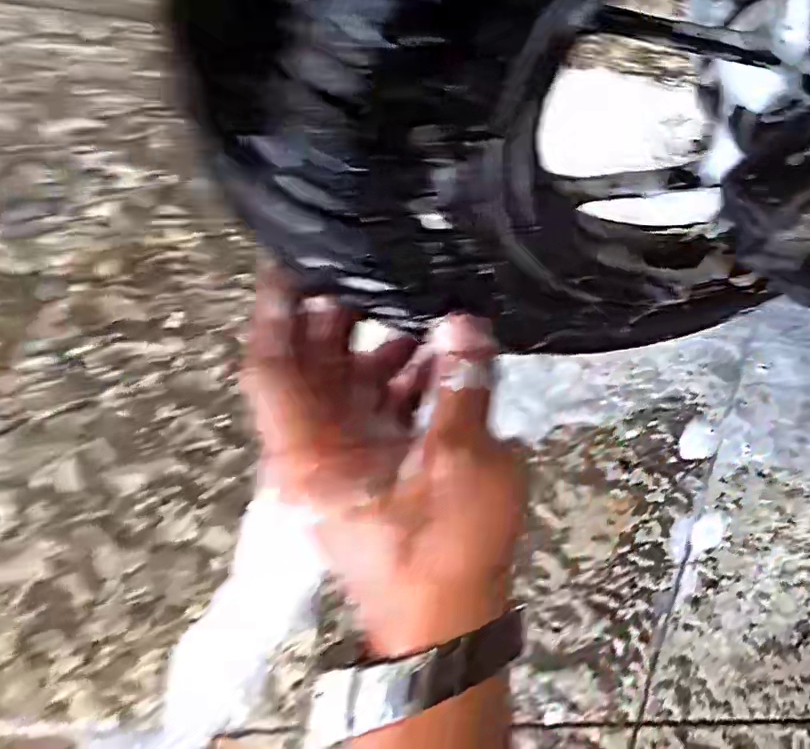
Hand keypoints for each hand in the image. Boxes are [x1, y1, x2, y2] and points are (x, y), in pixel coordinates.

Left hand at [240, 264, 526, 655]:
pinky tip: (454, 356)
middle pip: (315, 374)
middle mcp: (323, 451)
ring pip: (358, 388)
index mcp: (313, 453)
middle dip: (338, 323)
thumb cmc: (444, 538)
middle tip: (374, 275)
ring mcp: (357, 459)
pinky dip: (418, 378)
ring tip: (429, 310)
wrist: (451, 609)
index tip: (292, 268)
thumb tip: (464, 322)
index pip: (276, 371)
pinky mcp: (391, 466)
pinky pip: (394, 407)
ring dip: (389, 349)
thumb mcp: (460, 458)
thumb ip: (461, 388)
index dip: (277, 316)